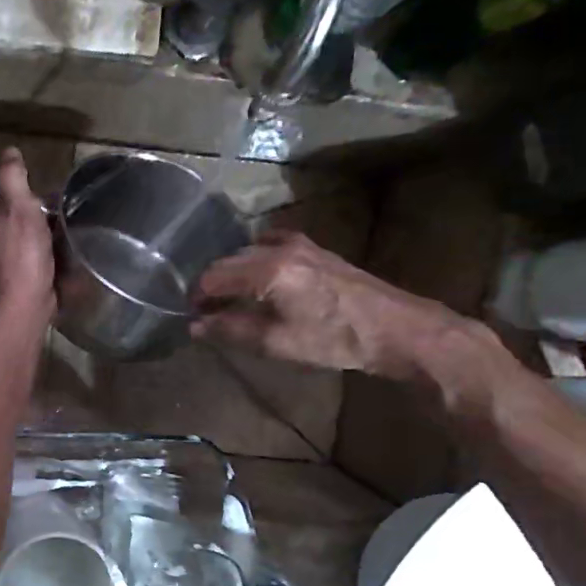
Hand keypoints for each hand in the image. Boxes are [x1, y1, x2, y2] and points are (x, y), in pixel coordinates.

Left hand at [0, 148, 54, 323]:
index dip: (24, 197)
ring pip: (20, 239)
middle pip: (12, 218)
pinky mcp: (8, 280)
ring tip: (59, 238)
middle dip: (34, 217)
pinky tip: (54, 258)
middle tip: (56, 221)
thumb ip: (13, 178)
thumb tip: (8, 151)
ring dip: (38, 237)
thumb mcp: (21, 207)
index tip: (44, 202)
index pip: (2, 198)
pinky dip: (39, 256)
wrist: (27, 301)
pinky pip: (25, 258)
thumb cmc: (24, 252)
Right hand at [190, 230, 477, 379]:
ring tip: (230, 298)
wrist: (393, 328)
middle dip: (212, 285)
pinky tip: (259, 277)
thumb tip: (195, 326)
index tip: (191, 316)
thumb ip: (230, 330)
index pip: (212, 277)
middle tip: (206, 311)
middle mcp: (276, 248)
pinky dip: (255, 259)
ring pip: (247, 252)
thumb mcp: (275, 342)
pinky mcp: (312, 248)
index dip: (196, 297)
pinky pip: (269, 244)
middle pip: (227, 261)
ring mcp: (296, 243)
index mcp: (265, 270)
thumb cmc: (332, 339)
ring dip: (233, 272)